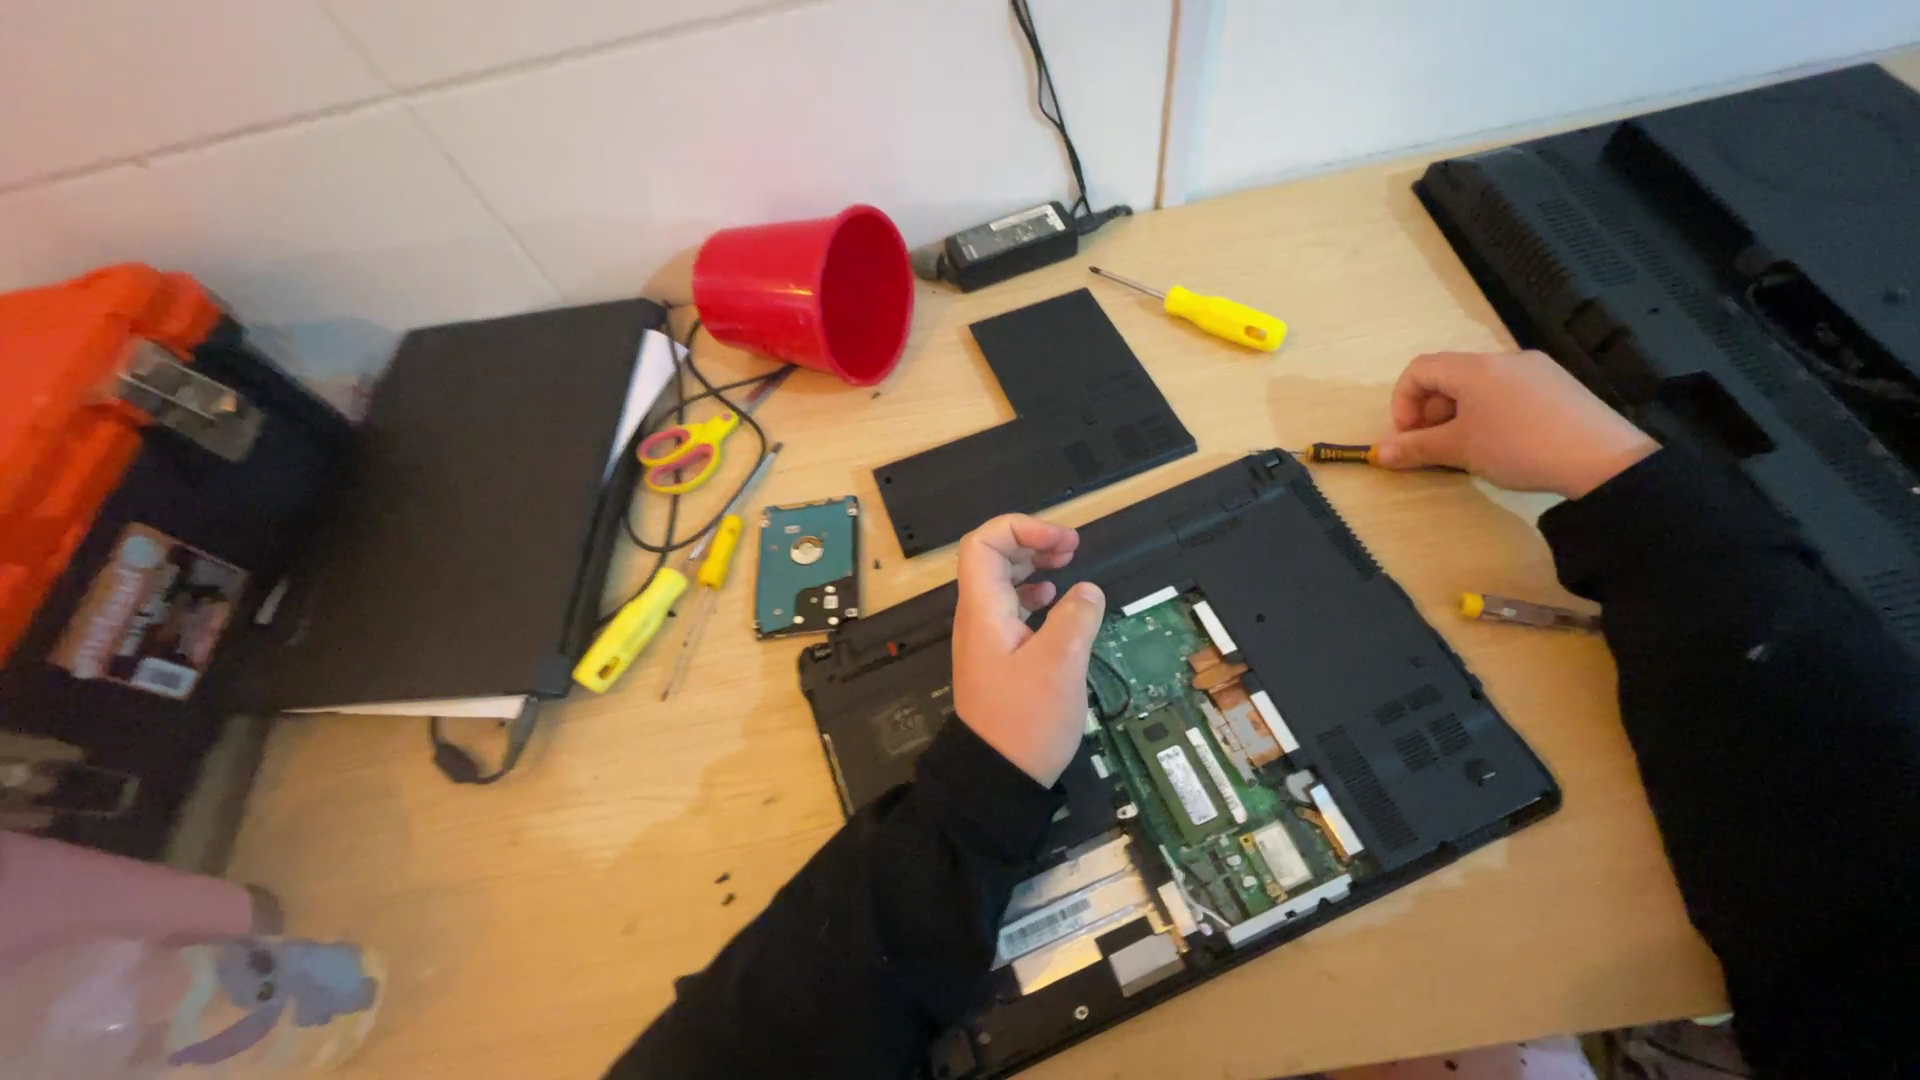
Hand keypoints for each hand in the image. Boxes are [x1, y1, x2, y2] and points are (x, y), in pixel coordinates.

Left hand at [951, 516, 1107, 786]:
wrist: (997, 776)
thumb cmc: (1026, 721)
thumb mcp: (1061, 666)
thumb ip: (1076, 618)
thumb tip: (1087, 590)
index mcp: (984, 609)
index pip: (984, 543)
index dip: (1021, 527)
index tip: (1063, 541)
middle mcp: (978, 615)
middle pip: (993, 555)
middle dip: (1031, 540)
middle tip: (1072, 547)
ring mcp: (986, 635)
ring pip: (1003, 580)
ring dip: (1033, 564)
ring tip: (1068, 563)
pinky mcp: (998, 655)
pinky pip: (1011, 607)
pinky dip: (1034, 594)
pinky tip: (1055, 600)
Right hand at [1374, 350, 1658, 497]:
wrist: (1602, 459)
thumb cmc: (1518, 447)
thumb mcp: (1459, 450)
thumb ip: (1415, 448)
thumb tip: (1378, 453)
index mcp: (1475, 368)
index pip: (1419, 369)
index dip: (1402, 402)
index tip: (1409, 435)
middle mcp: (1504, 359)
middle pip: (1448, 375)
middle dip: (1429, 410)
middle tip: (1434, 445)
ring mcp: (1535, 369)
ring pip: (1478, 385)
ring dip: (1458, 413)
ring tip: (1468, 447)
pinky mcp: (1557, 386)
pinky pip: (1507, 391)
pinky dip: (1488, 411)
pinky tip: (1502, 441)